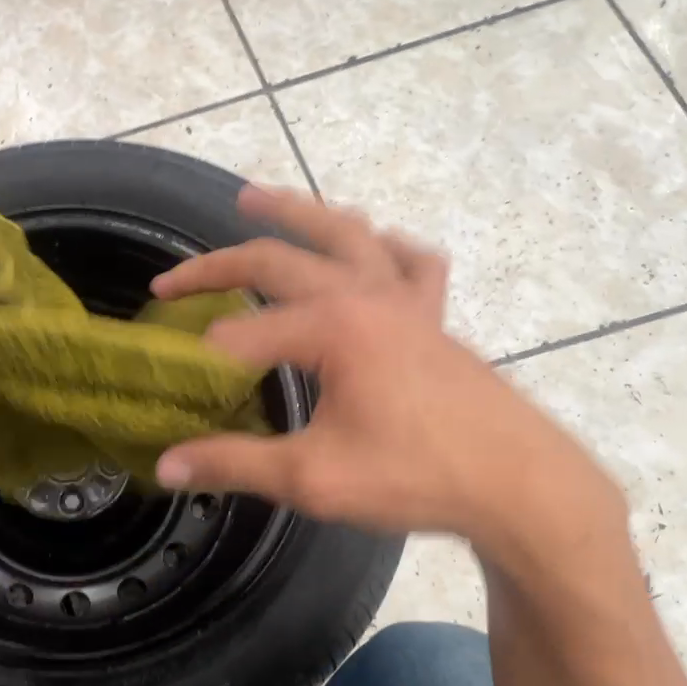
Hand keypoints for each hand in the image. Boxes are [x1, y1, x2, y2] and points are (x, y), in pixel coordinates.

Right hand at [152, 187, 620, 551]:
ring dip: (293, 214)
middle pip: (277, 261)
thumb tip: (165, 467)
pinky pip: (408, 262)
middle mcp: (366, 295)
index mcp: (333, 328)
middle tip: (169, 281)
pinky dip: (381, 247)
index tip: (172, 388)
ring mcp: (406, 299)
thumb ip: (232, 464)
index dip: (201, 362)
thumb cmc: (414, 477)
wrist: (521, 486)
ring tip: (252, 199)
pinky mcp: (434, 317)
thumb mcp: (311, 477)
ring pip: (344, 233)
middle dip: (216, 267)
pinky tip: (370, 248)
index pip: (241, 336)